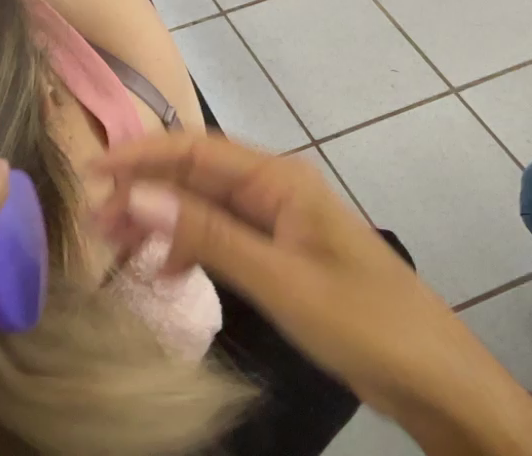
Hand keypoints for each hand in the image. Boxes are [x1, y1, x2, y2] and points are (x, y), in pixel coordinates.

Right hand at [93, 134, 531, 455]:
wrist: (440, 382)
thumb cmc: (364, 322)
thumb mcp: (279, 279)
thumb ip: (206, 234)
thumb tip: (136, 195)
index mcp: (279, 180)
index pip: (193, 150)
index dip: (140, 155)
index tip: (91, 172)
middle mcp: (274, 189)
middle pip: (194, 176)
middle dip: (143, 191)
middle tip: (96, 222)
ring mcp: (278, 222)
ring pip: (203, 206)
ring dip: (160, 220)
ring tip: (118, 246)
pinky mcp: (281, 254)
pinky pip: (220, 235)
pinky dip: (188, 246)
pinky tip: (167, 270)